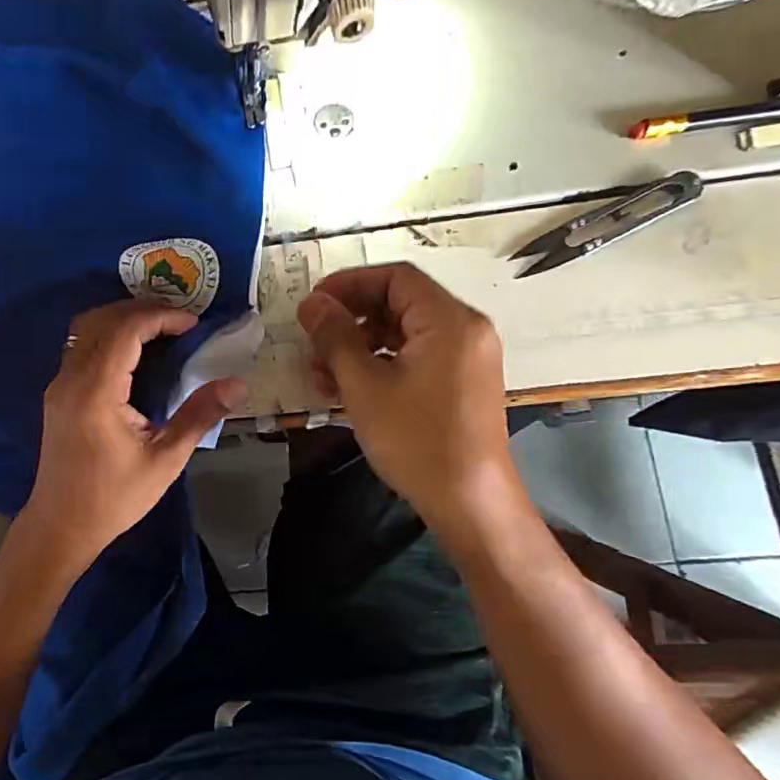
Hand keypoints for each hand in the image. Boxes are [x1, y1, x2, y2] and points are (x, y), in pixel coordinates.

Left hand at [19, 300, 246, 563]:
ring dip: (122, 320)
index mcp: (96, 392)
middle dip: (142, 310)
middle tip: (180, 320)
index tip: (194, 324)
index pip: (125, 331)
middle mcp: (70, 379)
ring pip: (86, 330)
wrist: (61, 526)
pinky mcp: (57, 395)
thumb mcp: (165, 460)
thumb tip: (238, 384)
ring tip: (161, 329)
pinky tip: (135, 353)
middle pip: (102, 320)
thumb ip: (199, 415)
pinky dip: (108, 336)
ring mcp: (58, 385)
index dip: (161, 317)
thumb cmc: (114, 498)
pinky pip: (81, 347)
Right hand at [297, 263, 518, 528]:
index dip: (348, 284)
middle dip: (350, 320)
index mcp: (449, 320)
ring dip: (359, 347)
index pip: (395, 277)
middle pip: (399, 304)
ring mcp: (465, 359)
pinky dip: (380, 366)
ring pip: (403, 335)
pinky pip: (415, 359)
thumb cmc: (416, 440)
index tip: (312, 305)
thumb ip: (335, 337)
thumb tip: (311, 303)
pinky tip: (346, 389)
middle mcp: (465, 330)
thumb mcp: (365, 386)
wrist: (468, 501)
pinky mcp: (459, 385)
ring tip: (320, 374)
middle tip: (311, 342)